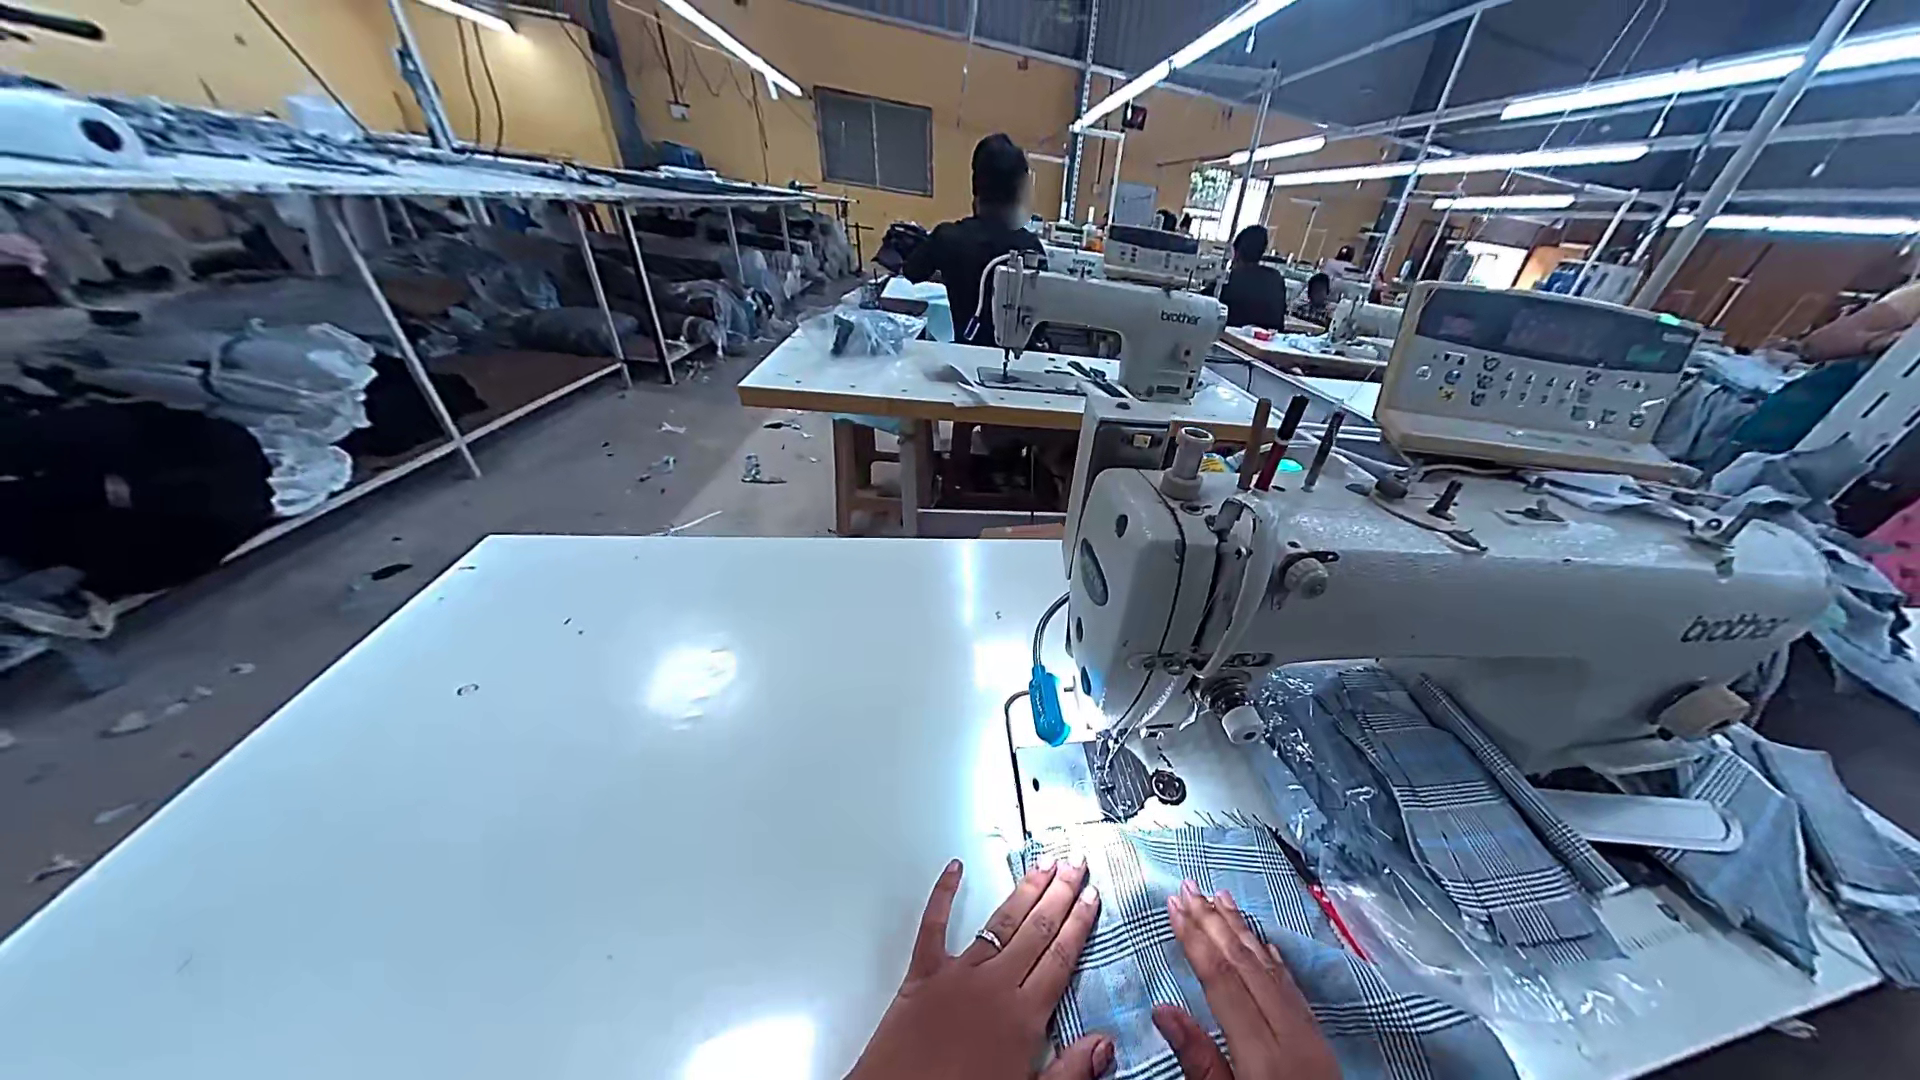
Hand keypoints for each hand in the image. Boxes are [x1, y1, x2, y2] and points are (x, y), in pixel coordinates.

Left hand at [846, 857, 1108, 1079]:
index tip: (1091, 896)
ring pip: (1000, 921)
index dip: (1079, 923)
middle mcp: (994, 986)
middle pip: (1036, 929)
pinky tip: (954, 868)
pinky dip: (943, 893)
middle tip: (1074, 863)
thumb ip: (1069, 1072)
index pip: (1060, 957)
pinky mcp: (923, 972)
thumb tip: (1105, 1042)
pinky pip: (933, 924)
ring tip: (1042, 864)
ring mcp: (958, 973)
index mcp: (1022, 1018)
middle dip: (1059, 892)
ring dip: (1024, 890)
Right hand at [1152, 882, 1340, 1079]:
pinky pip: (1292, 986)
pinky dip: (1271, 957)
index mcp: (1263, 1054)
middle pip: (1244, 963)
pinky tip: (1260, 940)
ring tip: (1219, 896)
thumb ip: (1200, 1061)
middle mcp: (1290, 1034)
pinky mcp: (1321, 1042)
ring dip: (1240, 928)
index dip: (1195, 937)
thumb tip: (1162, 1009)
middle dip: (1213, 921)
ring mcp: (1310, 1036)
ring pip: (1269, 967)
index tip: (1174, 903)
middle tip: (1189, 886)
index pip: (1222, 978)